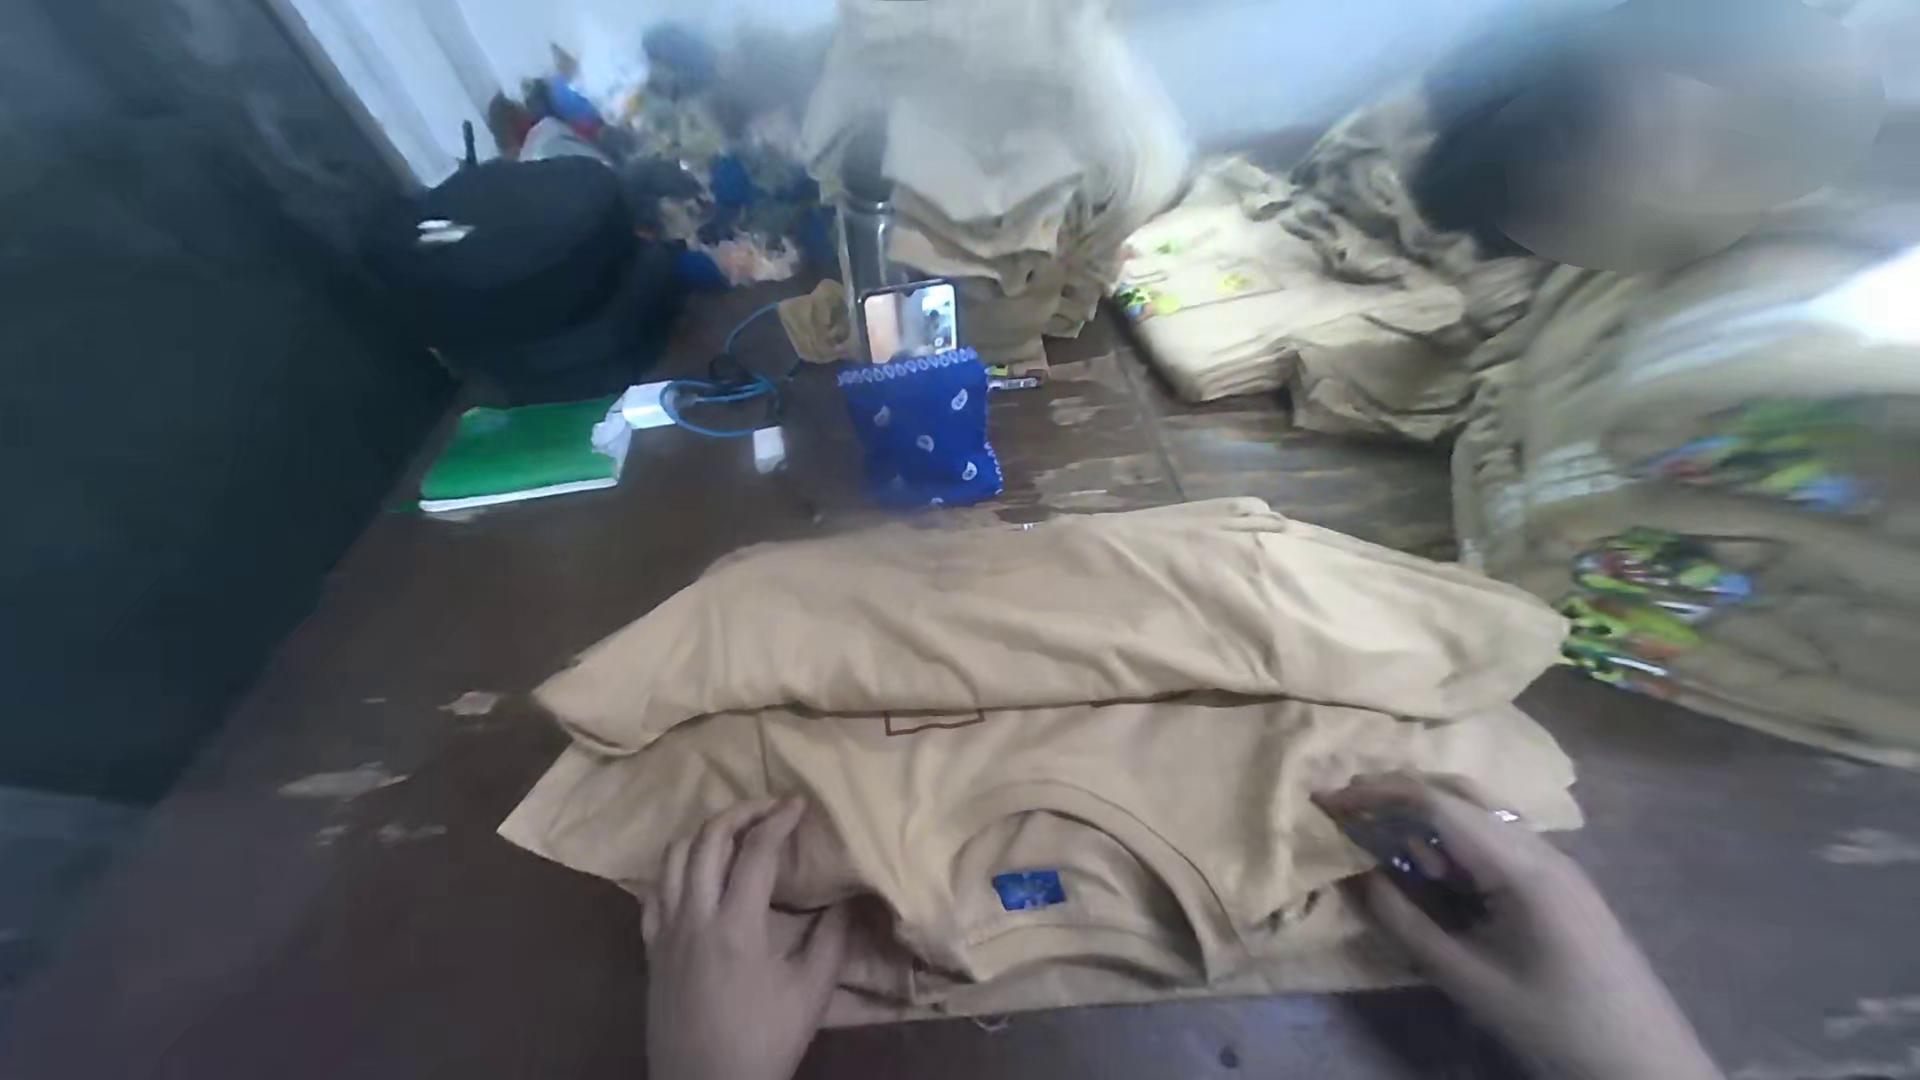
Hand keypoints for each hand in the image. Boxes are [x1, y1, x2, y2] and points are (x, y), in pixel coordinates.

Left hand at [642, 797, 849, 1079]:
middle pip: (708, 839)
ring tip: (737, 832)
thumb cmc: (763, 1043)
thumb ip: (834, 937)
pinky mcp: (650, 950)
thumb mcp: (811, 993)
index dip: (780, 818)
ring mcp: (665, 933)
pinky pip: (654, 891)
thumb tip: (850, 895)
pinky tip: (699, 873)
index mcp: (736, 926)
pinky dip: (677, 868)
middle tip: (770, 808)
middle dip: (742, 811)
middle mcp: (694, 918)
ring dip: (708, 833)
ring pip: (674, 857)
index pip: (757, 850)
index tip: (800, 803)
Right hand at [1346, 776, 1722, 1079]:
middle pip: (1453, 790)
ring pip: (1473, 806)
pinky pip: (1491, 832)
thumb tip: (1355, 868)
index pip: (1433, 801)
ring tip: (1384, 838)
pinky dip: (1447, 832)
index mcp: (1522, 867)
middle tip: (1347, 809)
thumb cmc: (1559, 1029)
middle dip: (1392, 791)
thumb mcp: (1466, 979)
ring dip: (1420, 810)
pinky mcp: (1559, 880)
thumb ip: (1402, 919)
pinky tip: (1434, 866)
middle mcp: (1542, 849)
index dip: (1372, 793)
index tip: (1327, 801)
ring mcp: (1556, 862)